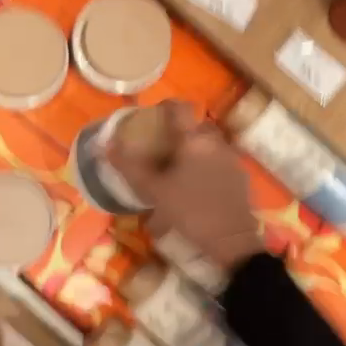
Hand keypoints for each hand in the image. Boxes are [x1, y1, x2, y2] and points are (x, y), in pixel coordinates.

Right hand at [109, 101, 265, 270]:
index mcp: (193, 140)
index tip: (152, 115)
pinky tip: (197, 183)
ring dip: (194, 148)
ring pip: (209, 143)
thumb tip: (104, 146)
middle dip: (179, 130)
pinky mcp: (241, 176)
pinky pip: (220, 159)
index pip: (179, 108)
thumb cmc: (189, 211)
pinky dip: (207, 164)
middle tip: (162, 145)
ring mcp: (231, 158)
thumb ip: (129, 167)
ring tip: (178, 166)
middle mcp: (215, 142)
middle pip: (196, 125)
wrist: (231, 239)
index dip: (164, 106)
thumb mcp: (153, 191)